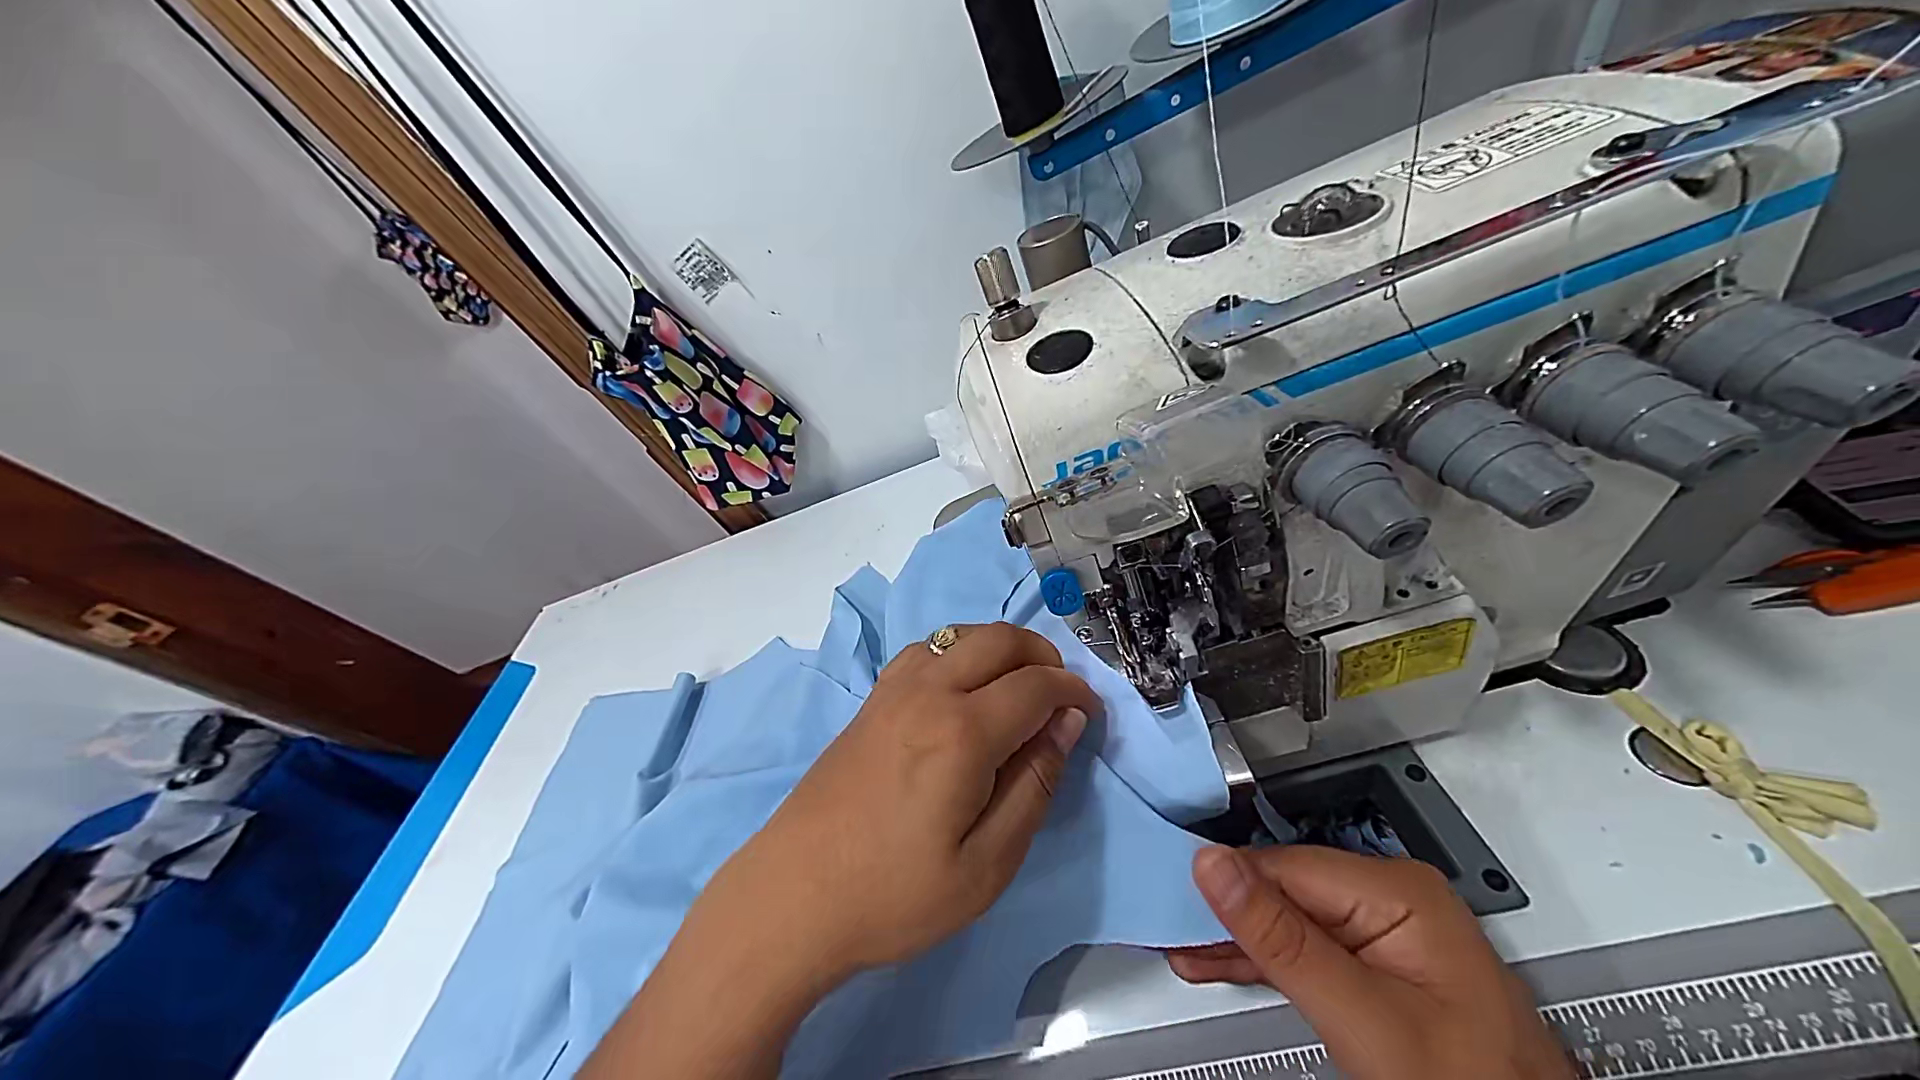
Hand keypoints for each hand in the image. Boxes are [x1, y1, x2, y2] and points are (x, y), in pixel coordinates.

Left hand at [584, 623, 1100, 1079]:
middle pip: (999, 639)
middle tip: (1060, 694)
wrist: (793, 898)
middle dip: (1042, 655)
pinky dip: (957, 653)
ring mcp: (892, 691)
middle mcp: (928, 692)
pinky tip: (959, 691)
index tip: (1090, 714)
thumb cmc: (895, 894)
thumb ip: (1034, 784)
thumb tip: (1066, 723)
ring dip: (999, 648)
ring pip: (959, 636)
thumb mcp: (987, 863)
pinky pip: (924, 651)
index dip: (1073, 691)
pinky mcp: (869, 702)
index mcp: (963, 731)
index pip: (1036, 684)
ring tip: (1015, 689)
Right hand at [1170, 846, 1573, 1079]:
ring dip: (1236, 937)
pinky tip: (1224, 959)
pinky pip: (1303, 945)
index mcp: (1396, 891)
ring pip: (1286, 918)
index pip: (1281, 867)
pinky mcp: (1371, 960)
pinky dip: (1264, 957)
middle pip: (1281, 889)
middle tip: (1175, 930)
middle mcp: (1388, 898)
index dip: (1225, 885)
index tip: (1177, 902)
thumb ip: (1280, 937)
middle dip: (1226, 915)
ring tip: (1188, 948)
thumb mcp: (1361, 1015)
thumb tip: (1215, 865)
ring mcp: (1381, 930)